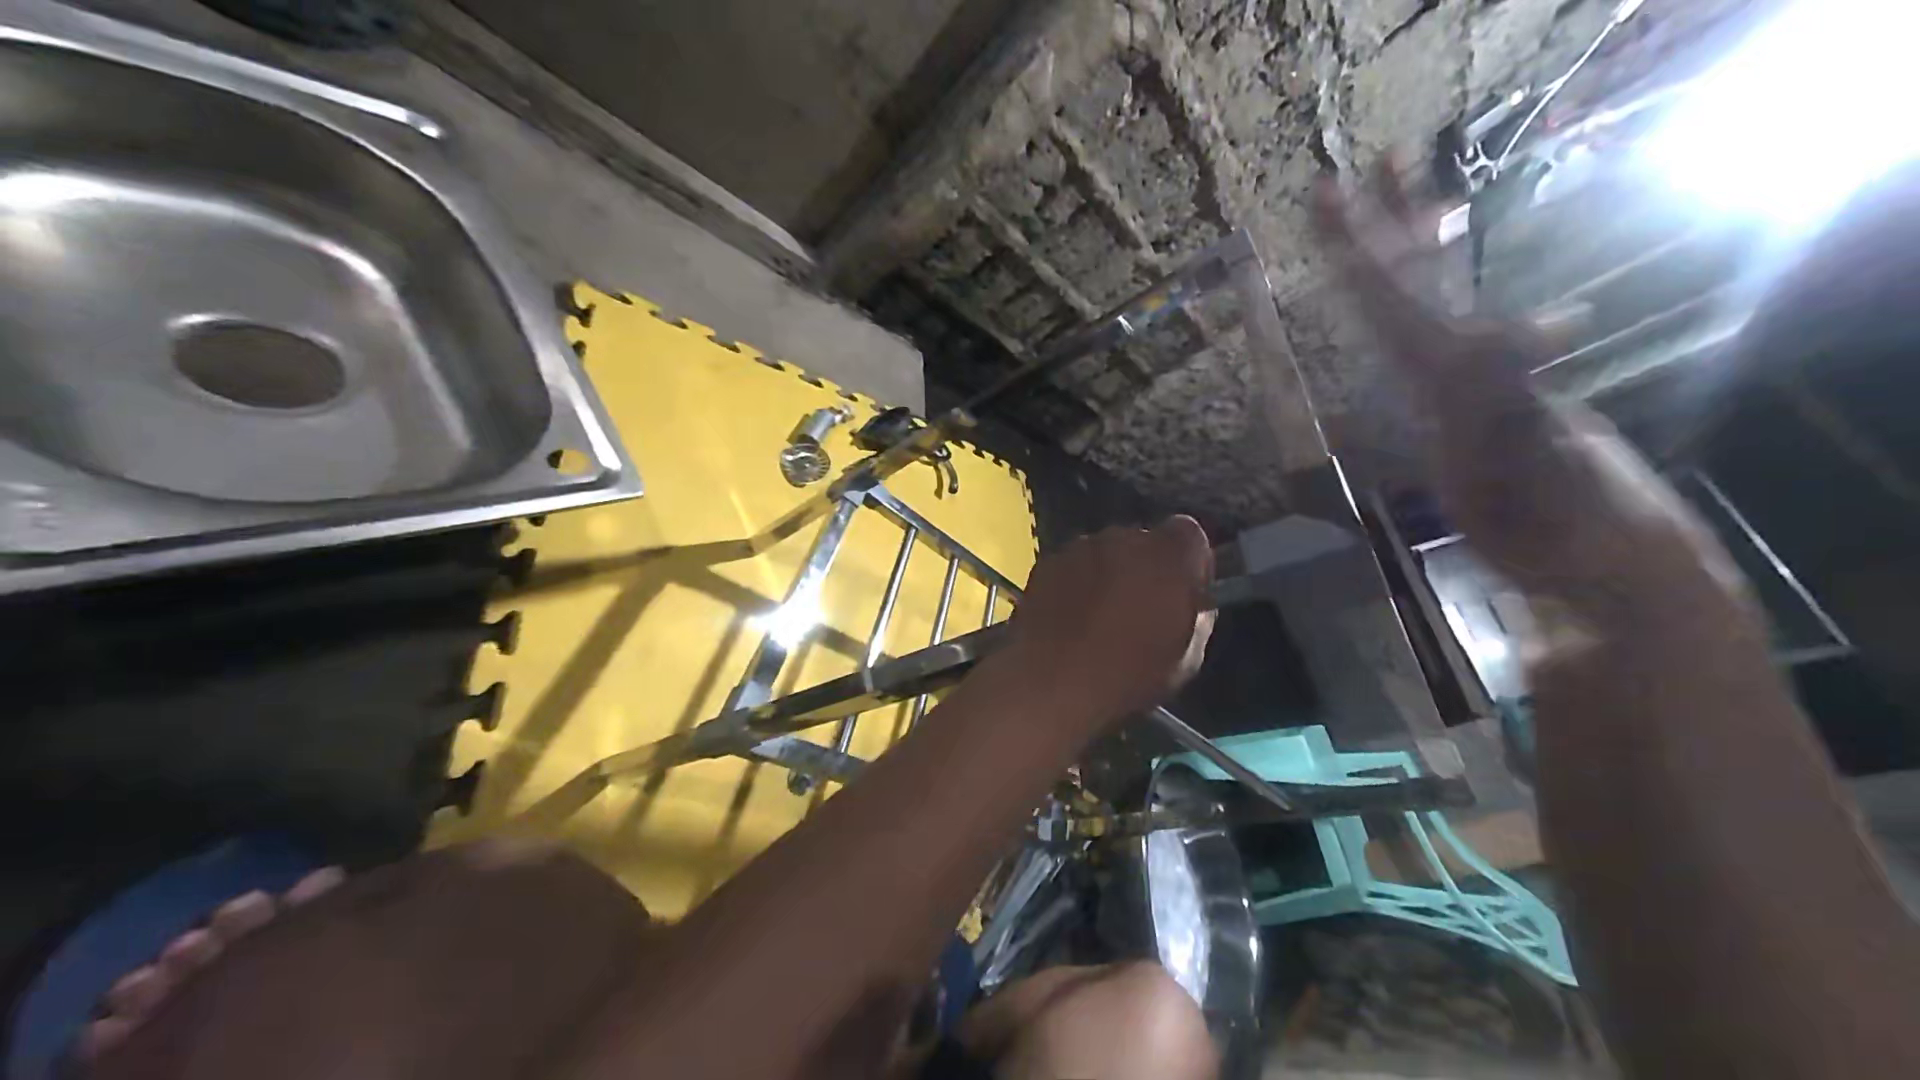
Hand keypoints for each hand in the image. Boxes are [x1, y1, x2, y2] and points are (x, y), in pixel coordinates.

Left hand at [994, 517, 1215, 728]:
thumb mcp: (1187, 657)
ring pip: (1105, 553)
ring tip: (1099, 618)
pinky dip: (1076, 583)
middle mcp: (1123, 537)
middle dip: (1146, 567)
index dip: (1189, 561)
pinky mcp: (1046, 562)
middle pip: (1143, 542)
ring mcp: (1079, 546)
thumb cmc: (1129, 674)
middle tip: (1140, 609)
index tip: (1183, 591)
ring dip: (1108, 574)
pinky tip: (1069, 618)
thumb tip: (1190, 601)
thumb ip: (1197, 615)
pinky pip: (1073, 566)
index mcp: (1167, 554)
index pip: (1188, 533)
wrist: (1051, 683)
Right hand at [1313, 164, 1750, 628]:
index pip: (1394, 291)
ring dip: (1408, 256)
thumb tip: (1511, 330)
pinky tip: (1400, 320)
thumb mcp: (1528, 452)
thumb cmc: (1551, 511)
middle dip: (1392, 220)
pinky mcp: (1462, 409)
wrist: (1592, 551)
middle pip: (1418, 278)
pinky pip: (1423, 350)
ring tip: (1400, 213)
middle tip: (1374, 162)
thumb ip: (1512, 393)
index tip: (1325, 190)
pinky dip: (1407, 320)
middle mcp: (1464, 357)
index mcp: (1457, 361)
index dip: (1356, 242)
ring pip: (1428, 306)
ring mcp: (1465, 382)